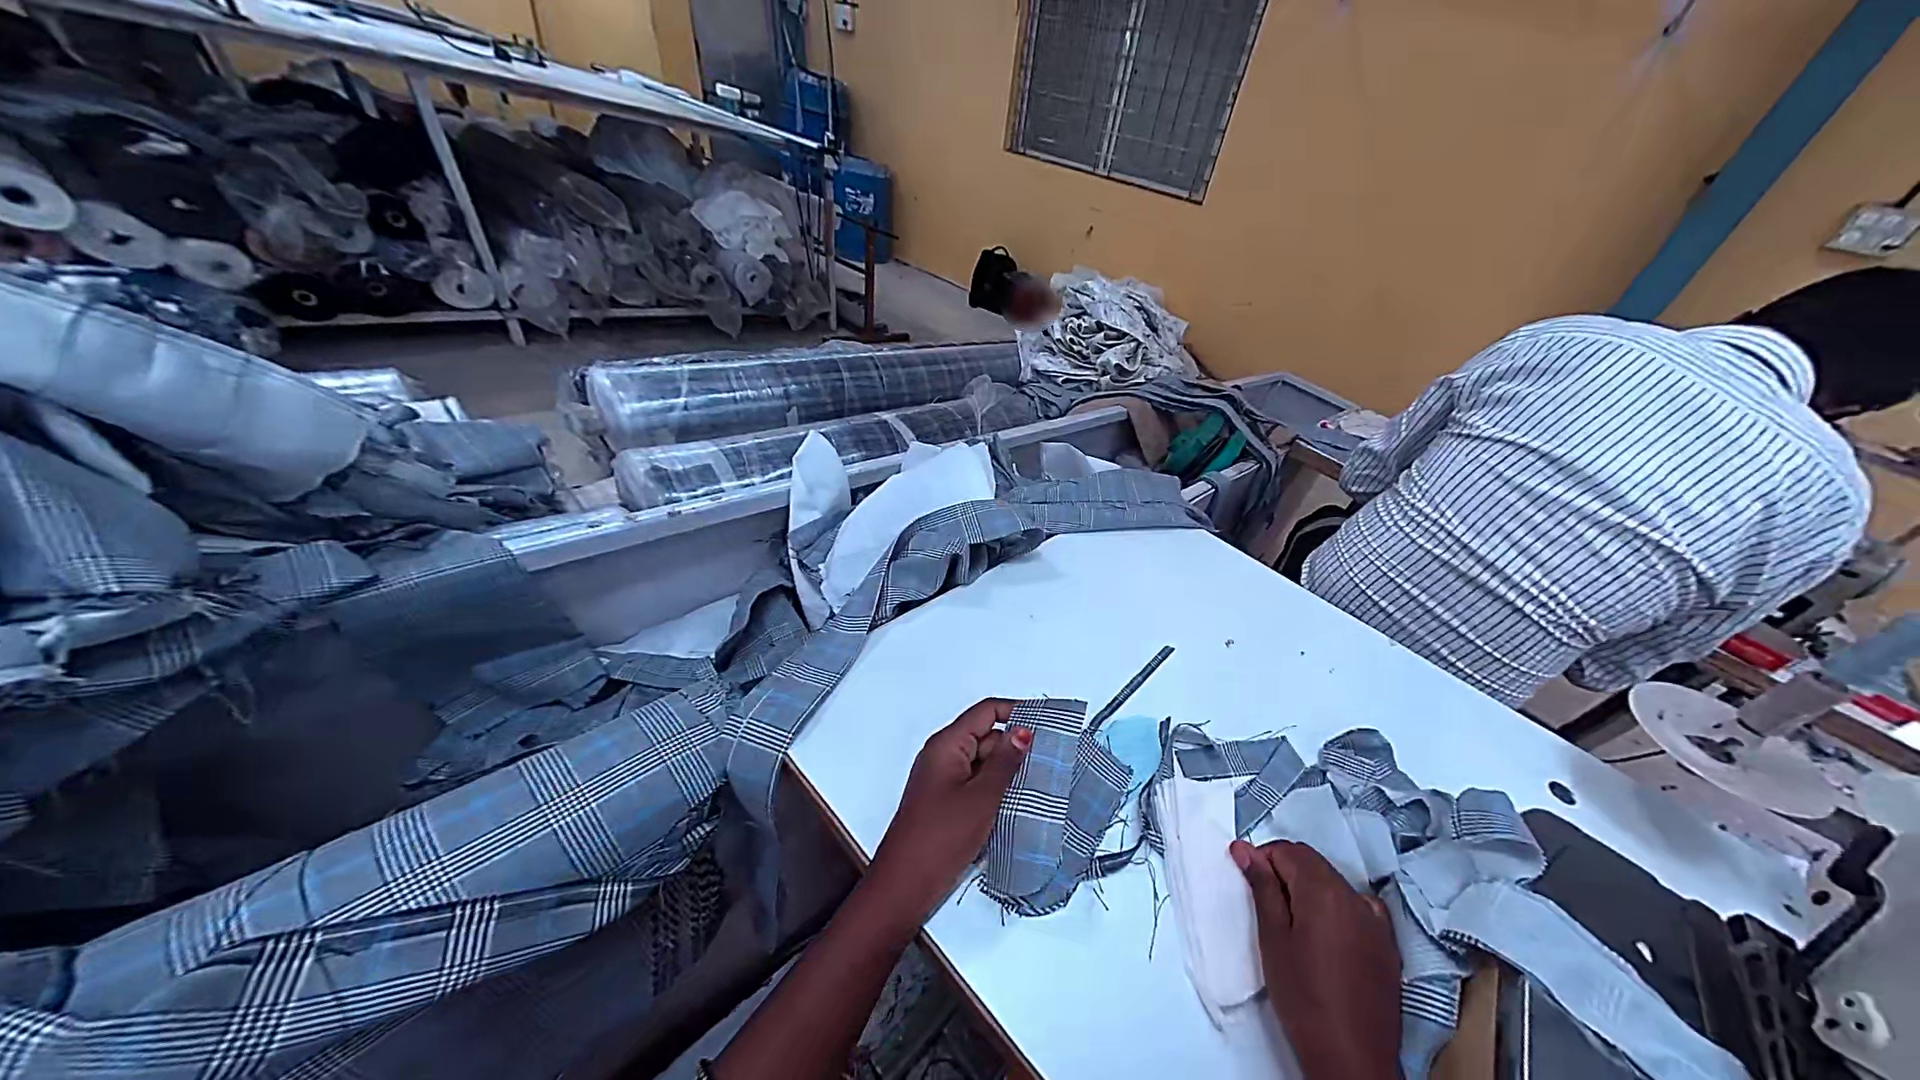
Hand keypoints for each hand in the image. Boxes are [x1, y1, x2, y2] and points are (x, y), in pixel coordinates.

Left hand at [867, 699, 1031, 920]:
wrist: (905, 886)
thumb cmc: (938, 839)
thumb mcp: (981, 797)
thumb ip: (1004, 762)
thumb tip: (1023, 732)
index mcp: (946, 745)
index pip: (986, 712)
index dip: (1017, 711)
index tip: (1047, 722)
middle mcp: (942, 756)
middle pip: (986, 736)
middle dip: (1016, 747)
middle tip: (1050, 761)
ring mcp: (944, 780)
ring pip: (984, 763)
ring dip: (1008, 772)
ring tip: (1040, 785)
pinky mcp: (947, 802)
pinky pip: (977, 784)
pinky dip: (997, 790)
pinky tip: (1017, 805)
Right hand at [1230, 839, 1401, 1079]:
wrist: (1351, 1057)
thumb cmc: (1304, 998)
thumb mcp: (1272, 937)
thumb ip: (1261, 886)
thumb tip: (1245, 849)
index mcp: (1324, 891)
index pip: (1287, 850)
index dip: (1263, 859)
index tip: (1250, 881)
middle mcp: (1355, 897)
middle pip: (1312, 863)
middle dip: (1285, 872)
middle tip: (1266, 906)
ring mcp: (1376, 921)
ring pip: (1333, 883)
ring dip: (1309, 890)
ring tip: (1293, 926)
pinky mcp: (1387, 944)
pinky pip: (1357, 907)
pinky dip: (1337, 909)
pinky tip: (1326, 936)